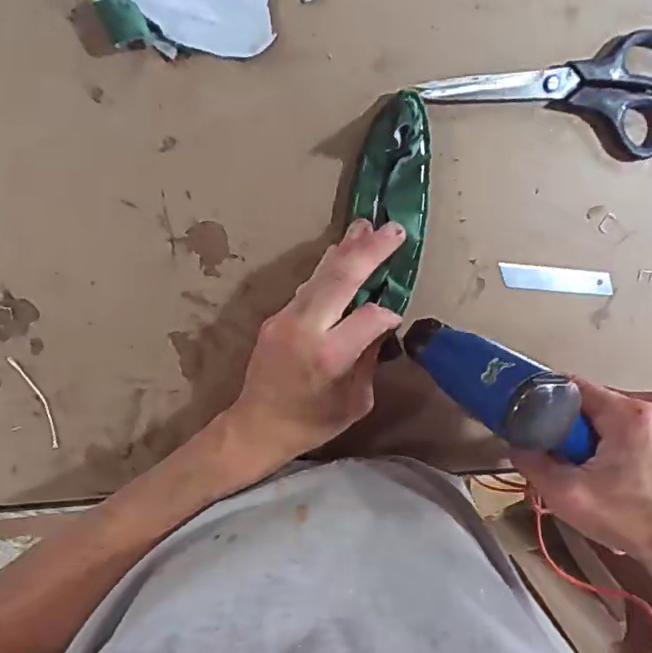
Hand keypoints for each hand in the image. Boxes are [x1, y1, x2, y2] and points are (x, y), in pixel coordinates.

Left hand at [222, 218, 406, 465]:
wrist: (256, 426)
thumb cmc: (311, 423)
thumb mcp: (355, 402)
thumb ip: (368, 360)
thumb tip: (378, 325)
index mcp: (329, 356)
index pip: (370, 316)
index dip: (388, 313)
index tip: (395, 318)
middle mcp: (305, 329)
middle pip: (341, 278)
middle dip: (370, 250)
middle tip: (393, 229)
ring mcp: (285, 318)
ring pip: (320, 274)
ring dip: (346, 249)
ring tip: (366, 226)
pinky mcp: (275, 317)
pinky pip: (307, 287)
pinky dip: (328, 269)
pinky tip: (342, 253)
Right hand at [511, 378, 651, 581]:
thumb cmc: (639, 524)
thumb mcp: (568, 496)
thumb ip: (532, 464)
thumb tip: (518, 447)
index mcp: (632, 413)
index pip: (574, 387)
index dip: (549, 406)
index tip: (541, 430)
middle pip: (596, 404)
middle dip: (577, 431)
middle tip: (575, 466)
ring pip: (616, 417)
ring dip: (600, 440)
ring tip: (602, 476)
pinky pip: (638, 429)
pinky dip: (623, 446)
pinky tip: (622, 478)